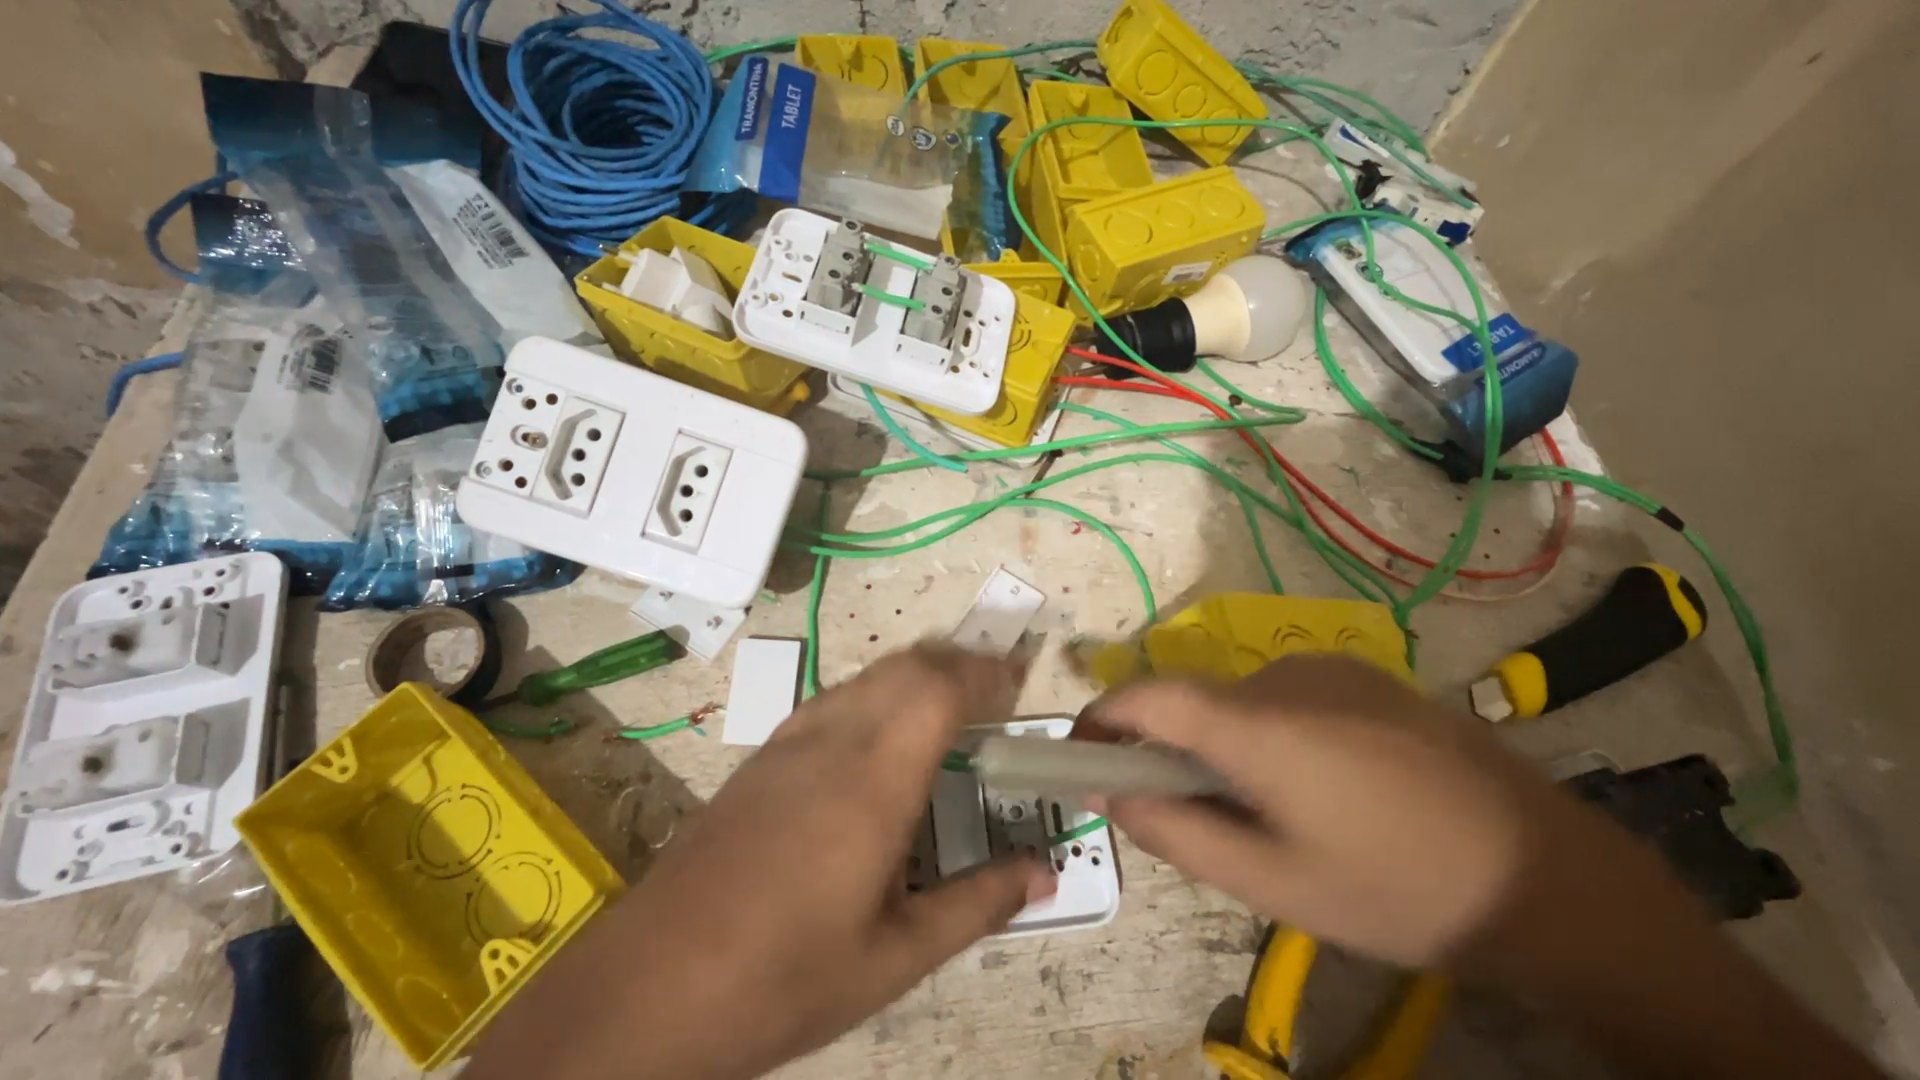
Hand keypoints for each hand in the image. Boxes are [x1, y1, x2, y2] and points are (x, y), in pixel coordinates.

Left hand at [468, 645, 1054, 1079]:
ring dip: (915, 676)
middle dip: (958, 664)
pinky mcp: (757, 762)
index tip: (1022, 684)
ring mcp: (786, 745)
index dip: (986, 673)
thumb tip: (1043, 873)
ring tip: (950, 713)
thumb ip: (978, 903)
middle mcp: (830, 742)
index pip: (939, 688)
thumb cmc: (784, 977)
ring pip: (865, 678)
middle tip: (999, 696)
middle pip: (904, 666)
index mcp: (872, 780)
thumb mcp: (897, 956)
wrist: (649, 989)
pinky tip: (880, 746)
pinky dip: (876, 697)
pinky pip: (832, 701)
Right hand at [1081, 654, 1649, 969]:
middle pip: (1195, 703)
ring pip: (1242, 704)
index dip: (1102, 719)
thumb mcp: (1274, 883)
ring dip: (1228, 749)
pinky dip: (1272, 736)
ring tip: (1275, 819)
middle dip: (1172, 753)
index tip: (1083, 758)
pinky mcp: (1373, 681)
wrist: (1549, 878)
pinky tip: (1326, 793)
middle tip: (1196, 823)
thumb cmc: (1397, 890)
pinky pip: (1289, 699)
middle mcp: (1289, 676)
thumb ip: (1178, 833)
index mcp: (1259, 725)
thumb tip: (1115, 793)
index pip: (1147, 695)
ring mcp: (1338, 672)